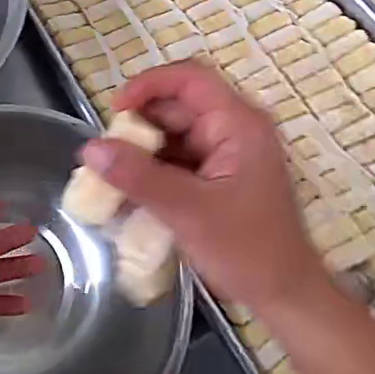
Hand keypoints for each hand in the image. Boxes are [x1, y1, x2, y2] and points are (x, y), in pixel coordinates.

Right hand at [80, 60, 326, 314]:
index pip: (189, 79)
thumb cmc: (247, 250)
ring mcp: (225, 154)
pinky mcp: (216, 177)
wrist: (284, 295)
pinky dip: (151, 171)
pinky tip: (128, 192)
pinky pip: (176, 161)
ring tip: (109, 176)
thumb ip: (138, 177)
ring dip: (140, 152)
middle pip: (176, 107)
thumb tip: (90, 149)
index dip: (149, 84)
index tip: (115, 110)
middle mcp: (232, 130)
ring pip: (172, 135)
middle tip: (106, 154)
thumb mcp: (188, 211)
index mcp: (238, 124)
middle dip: (138, 126)